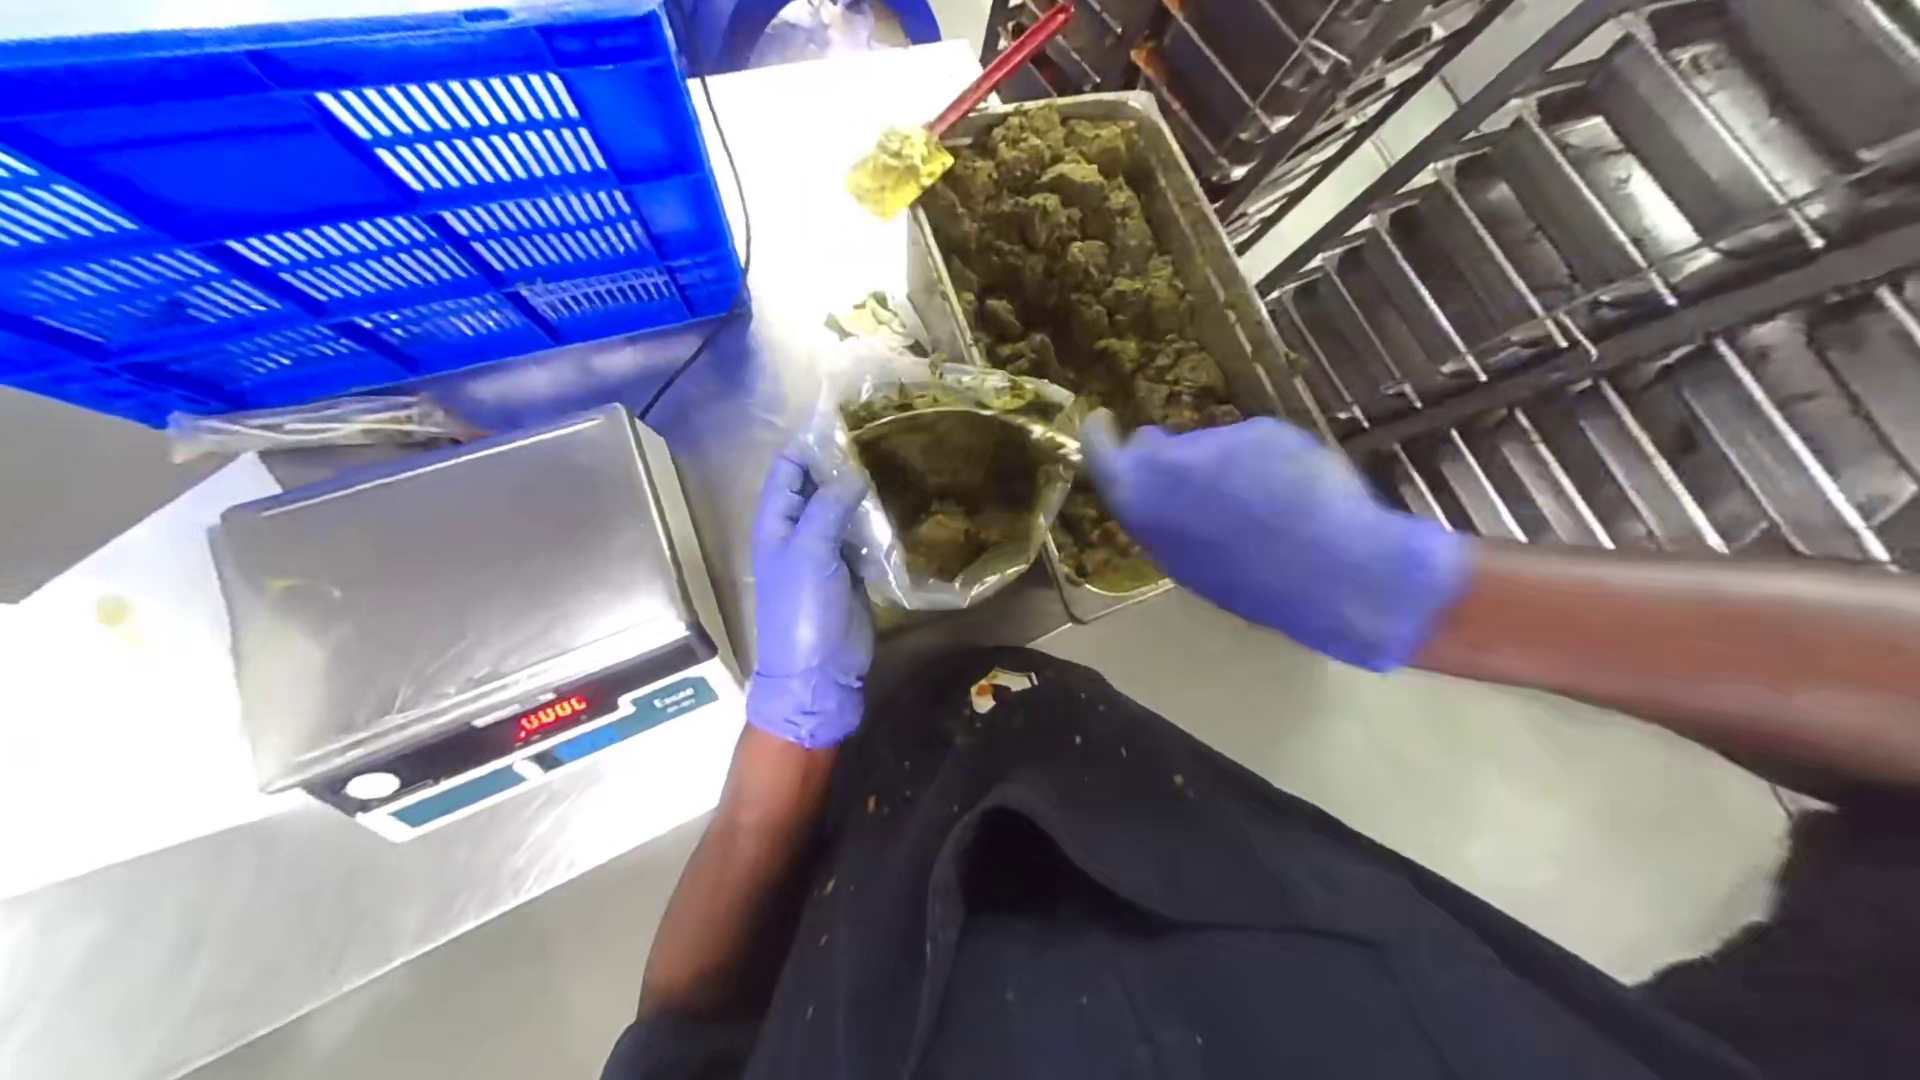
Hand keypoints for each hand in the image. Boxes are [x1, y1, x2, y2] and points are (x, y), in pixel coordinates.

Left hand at [745, 443, 872, 748]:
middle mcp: (798, 530)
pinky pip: (862, 533)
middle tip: (882, 439)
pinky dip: (876, 518)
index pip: (789, 469)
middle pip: (818, 485)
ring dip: (863, 490)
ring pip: (843, 508)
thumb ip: (828, 507)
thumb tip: (853, 471)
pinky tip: (901, 502)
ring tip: (897, 462)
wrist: (819, 669)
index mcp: (776, 522)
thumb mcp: (810, 552)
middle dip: (843, 463)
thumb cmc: (802, 609)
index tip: (847, 421)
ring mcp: (825, 549)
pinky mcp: (851, 568)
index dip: (811, 444)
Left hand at [1083, 413, 1468, 670]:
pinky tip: (1217, 510)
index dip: (1098, 433)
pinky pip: (1179, 539)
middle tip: (1153, 442)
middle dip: (1136, 463)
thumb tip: (1167, 451)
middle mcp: (1144, 524)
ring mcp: (1169, 558)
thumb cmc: (1294, 488)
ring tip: (1191, 472)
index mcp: (1145, 482)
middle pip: (1127, 488)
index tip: (1101, 417)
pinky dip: (1185, 518)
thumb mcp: (1250, 438)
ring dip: (1161, 491)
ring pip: (1151, 516)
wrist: (1337, 577)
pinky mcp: (1197, 584)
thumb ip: (1196, 444)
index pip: (1102, 453)